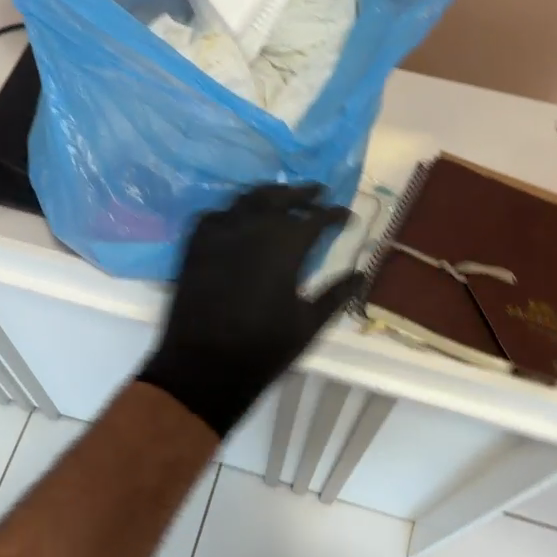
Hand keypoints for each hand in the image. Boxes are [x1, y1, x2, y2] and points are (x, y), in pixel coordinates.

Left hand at [138, 184, 361, 434]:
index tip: (345, 215)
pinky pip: (216, 215)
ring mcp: (220, 233)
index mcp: (285, 245)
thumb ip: (337, 294)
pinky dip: (234, 211)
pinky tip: (240, 219)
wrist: (204, 364)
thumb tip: (361, 273)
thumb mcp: (309, 324)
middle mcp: (253, 228)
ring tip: (281, 197)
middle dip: (302, 193)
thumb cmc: (263, 348)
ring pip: (247, 199)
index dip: (333, 215)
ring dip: (268, 195)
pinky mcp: (195, 244)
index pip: (316, 218)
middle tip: (317, 192)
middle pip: (280, 197)